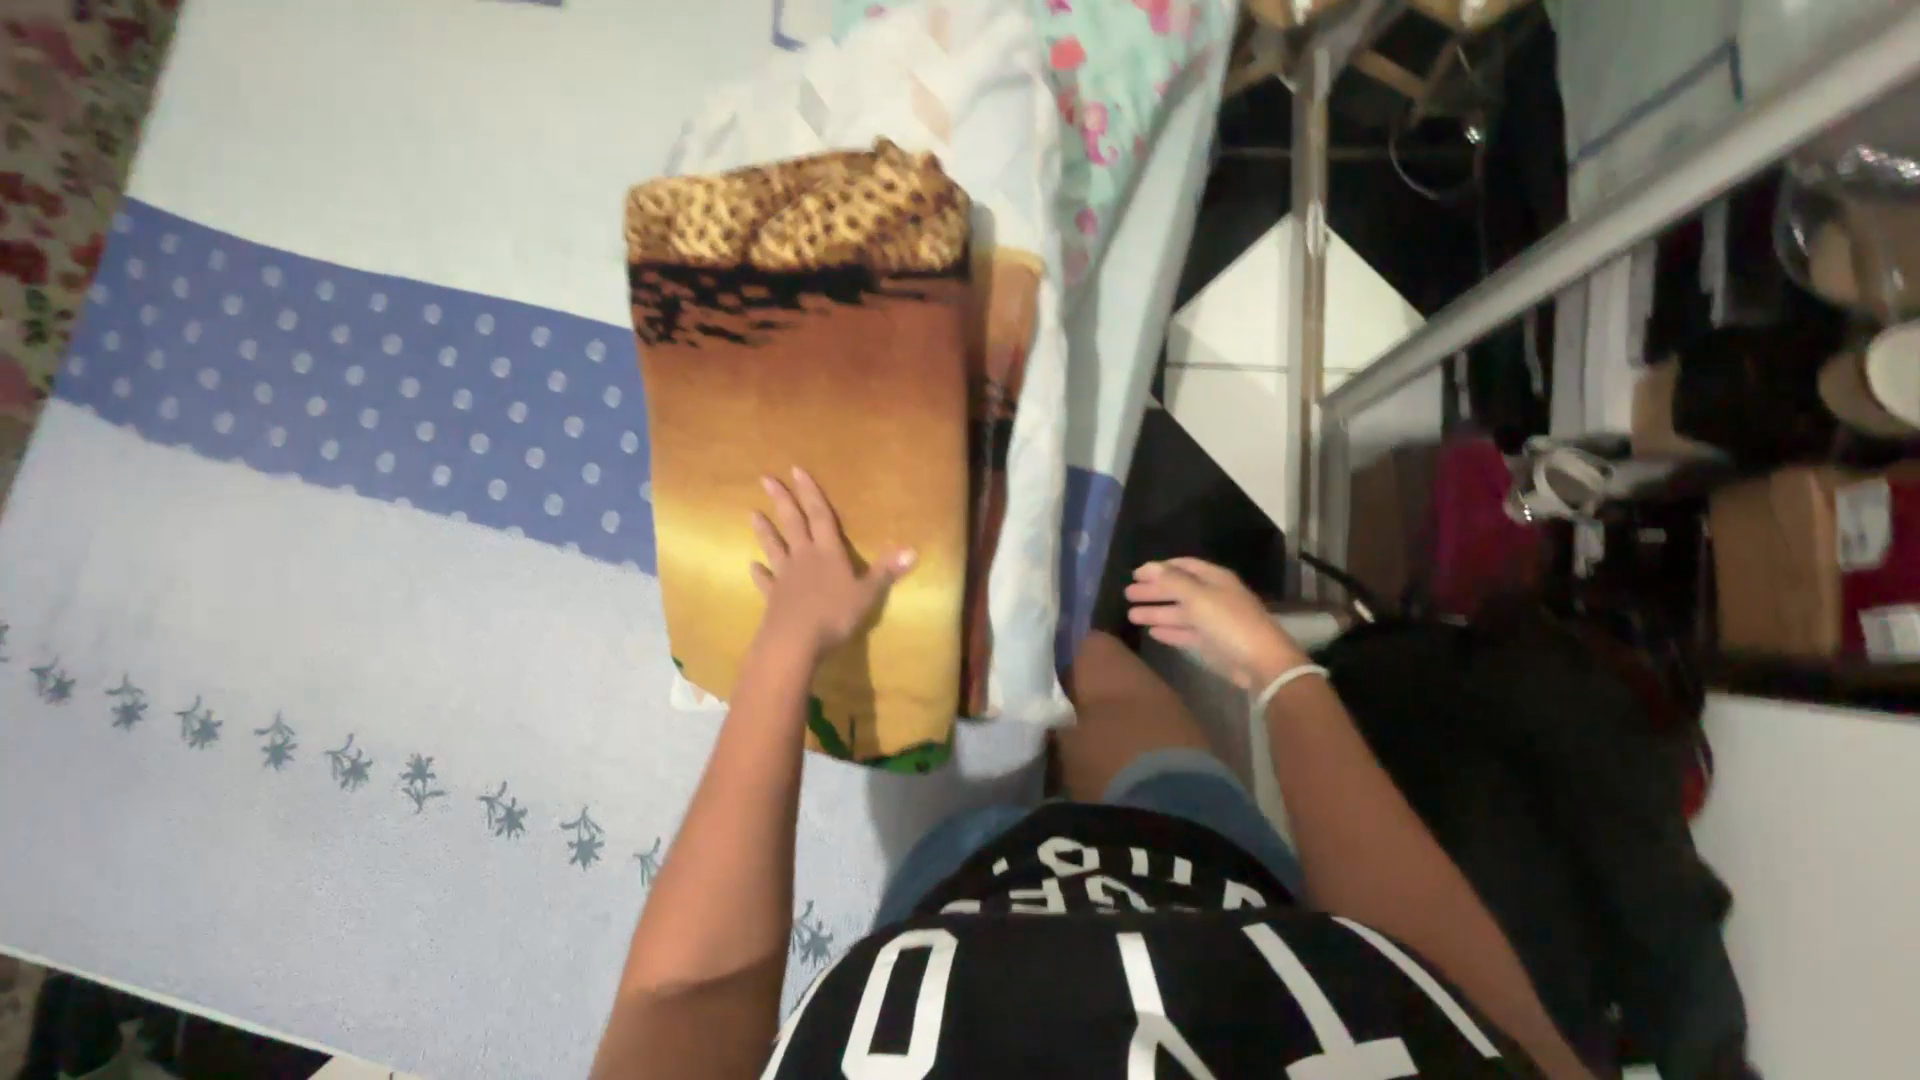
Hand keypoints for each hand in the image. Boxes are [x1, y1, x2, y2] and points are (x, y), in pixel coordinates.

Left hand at [749, 466, 915, 657]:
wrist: (795, 641)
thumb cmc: (835, 614)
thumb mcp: (868, 593)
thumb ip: (886, 571)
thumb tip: (913, 550)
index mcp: (828, 552)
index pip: (821, 516)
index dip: (811, 493)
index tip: (797, 470)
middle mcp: (804, 557)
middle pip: (793, 523)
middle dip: (782, 500)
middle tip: (766, 479)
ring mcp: (785, 577)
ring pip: (774, 547)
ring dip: (765, 530)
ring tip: (753, 514)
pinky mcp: (773, 597)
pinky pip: (765, 581)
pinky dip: (759, 573)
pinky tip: (752, 566)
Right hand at [1124, 558, 1308, 689]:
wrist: (1260, 662)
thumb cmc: (1229, 622)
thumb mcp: (1198, 597)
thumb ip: (1171, 581)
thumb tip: (1147, 567)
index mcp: (1214, 579)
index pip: (1184, 566)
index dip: (1160, 568)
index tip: (1136, 573)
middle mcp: (1213, 596)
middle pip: (1179, 589)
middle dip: (1154, 591)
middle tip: (1128, 594)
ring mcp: (1213, 621)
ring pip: (1179, 613)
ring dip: (1156, 612)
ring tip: (1131, 615)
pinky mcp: (1212, 644)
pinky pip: (1185, 633)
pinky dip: (1169, 631)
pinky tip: (1152, 632)